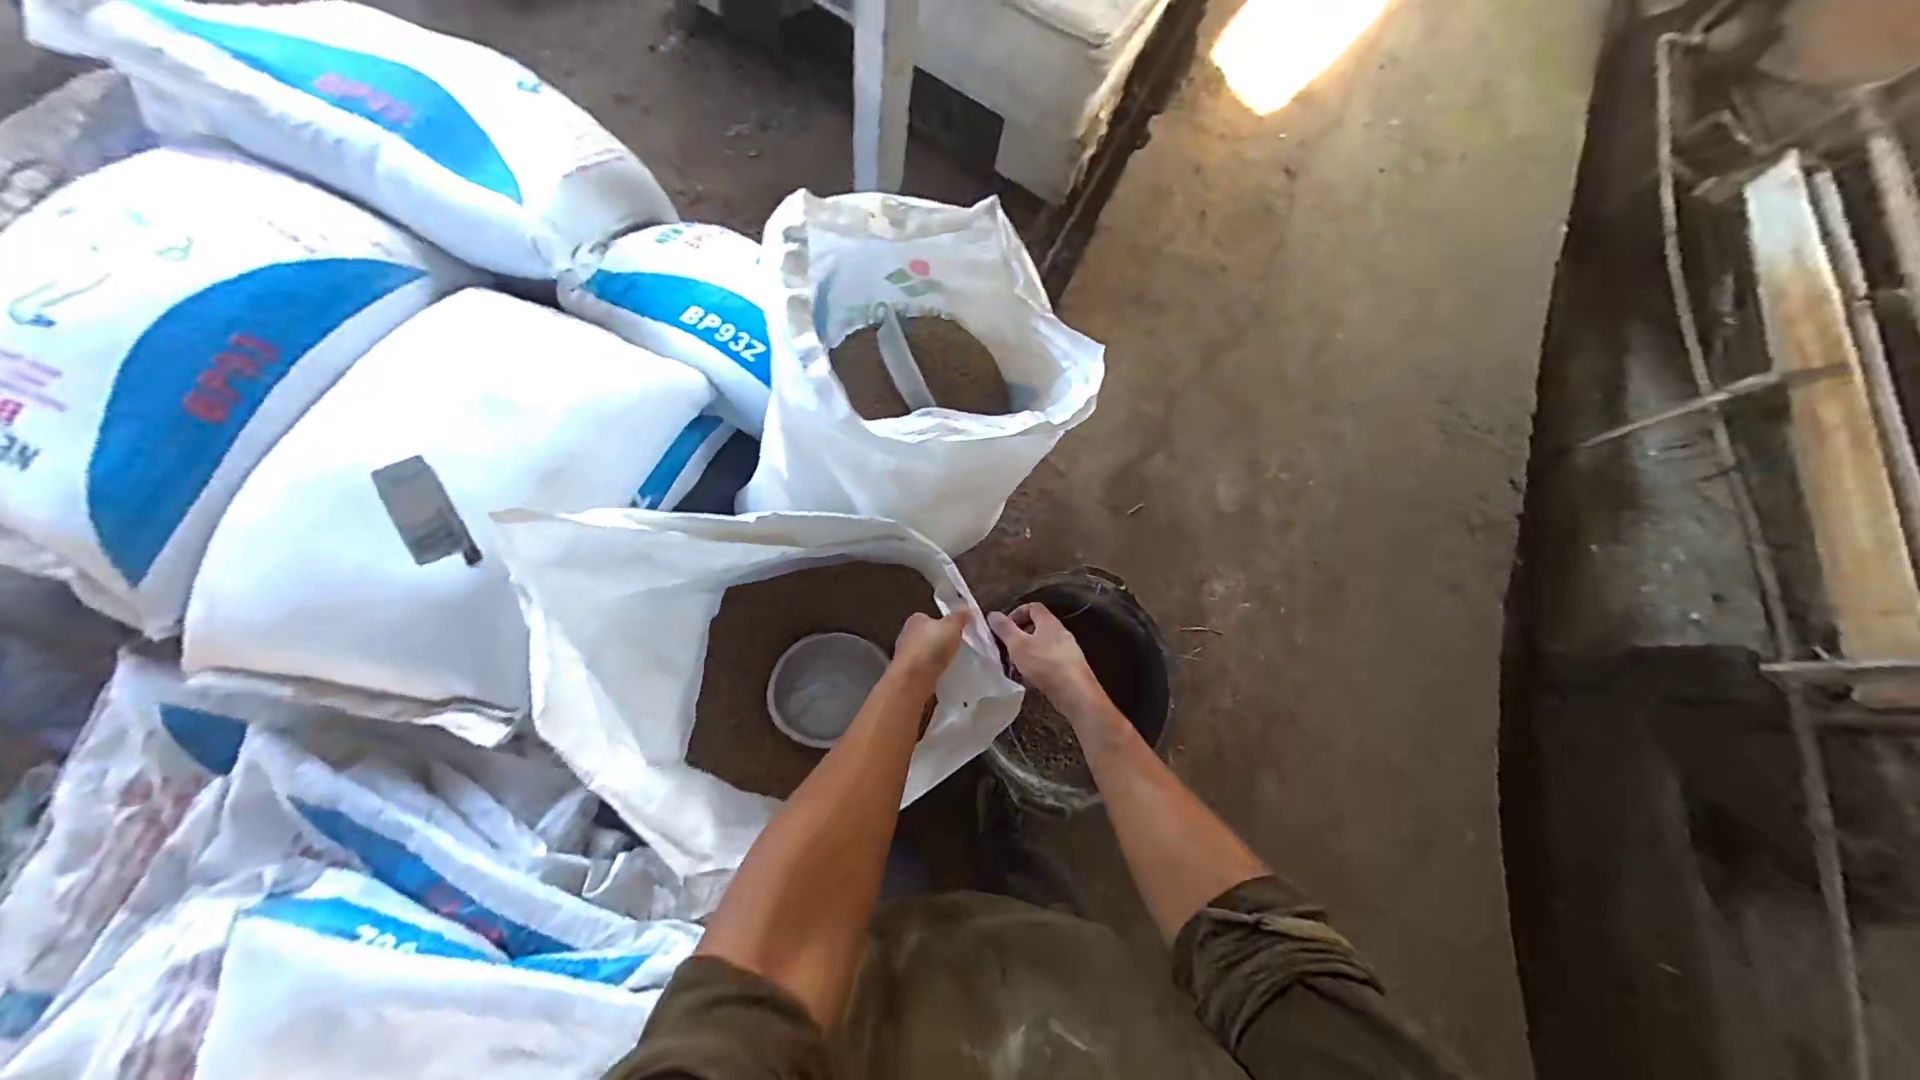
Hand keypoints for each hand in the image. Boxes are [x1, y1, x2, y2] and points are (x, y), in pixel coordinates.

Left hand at [892, 609, 968, 688]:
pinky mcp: (908, 673)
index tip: (956, 631)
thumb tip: (968, 608)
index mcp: (915, 620)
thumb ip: (960, 617)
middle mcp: (907, 635)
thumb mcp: (952, 626)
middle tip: (957, 647)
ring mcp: (905, 656)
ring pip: (926, 654)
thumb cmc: (931, 647)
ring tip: (954, 662)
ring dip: (937, 658)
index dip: (943, 623)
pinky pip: (925, 669)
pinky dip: (933, 671)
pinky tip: (944, 675)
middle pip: (928, 636)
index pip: (929, 618)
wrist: (913, 679)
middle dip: (940, 641)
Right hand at [989, 604, 1102, 710]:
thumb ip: (1004, 629)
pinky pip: (1048, 662)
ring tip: (1015, 668)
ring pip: (1041, 647)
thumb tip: (992, 614)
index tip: (1004, 628)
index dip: (1016, 613)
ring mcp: (1067, 651)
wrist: (1075, 692)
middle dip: (1019, 637)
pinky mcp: (1070, 668)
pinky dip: (1037, 667)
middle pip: (1037, 628)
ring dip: (1027, 654)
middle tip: (1007, 649)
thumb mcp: (1018, 645)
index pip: (1032, 607)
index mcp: (1049, 622)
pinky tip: (1029, 680)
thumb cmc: (1044, 664)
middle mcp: (1061, 633)